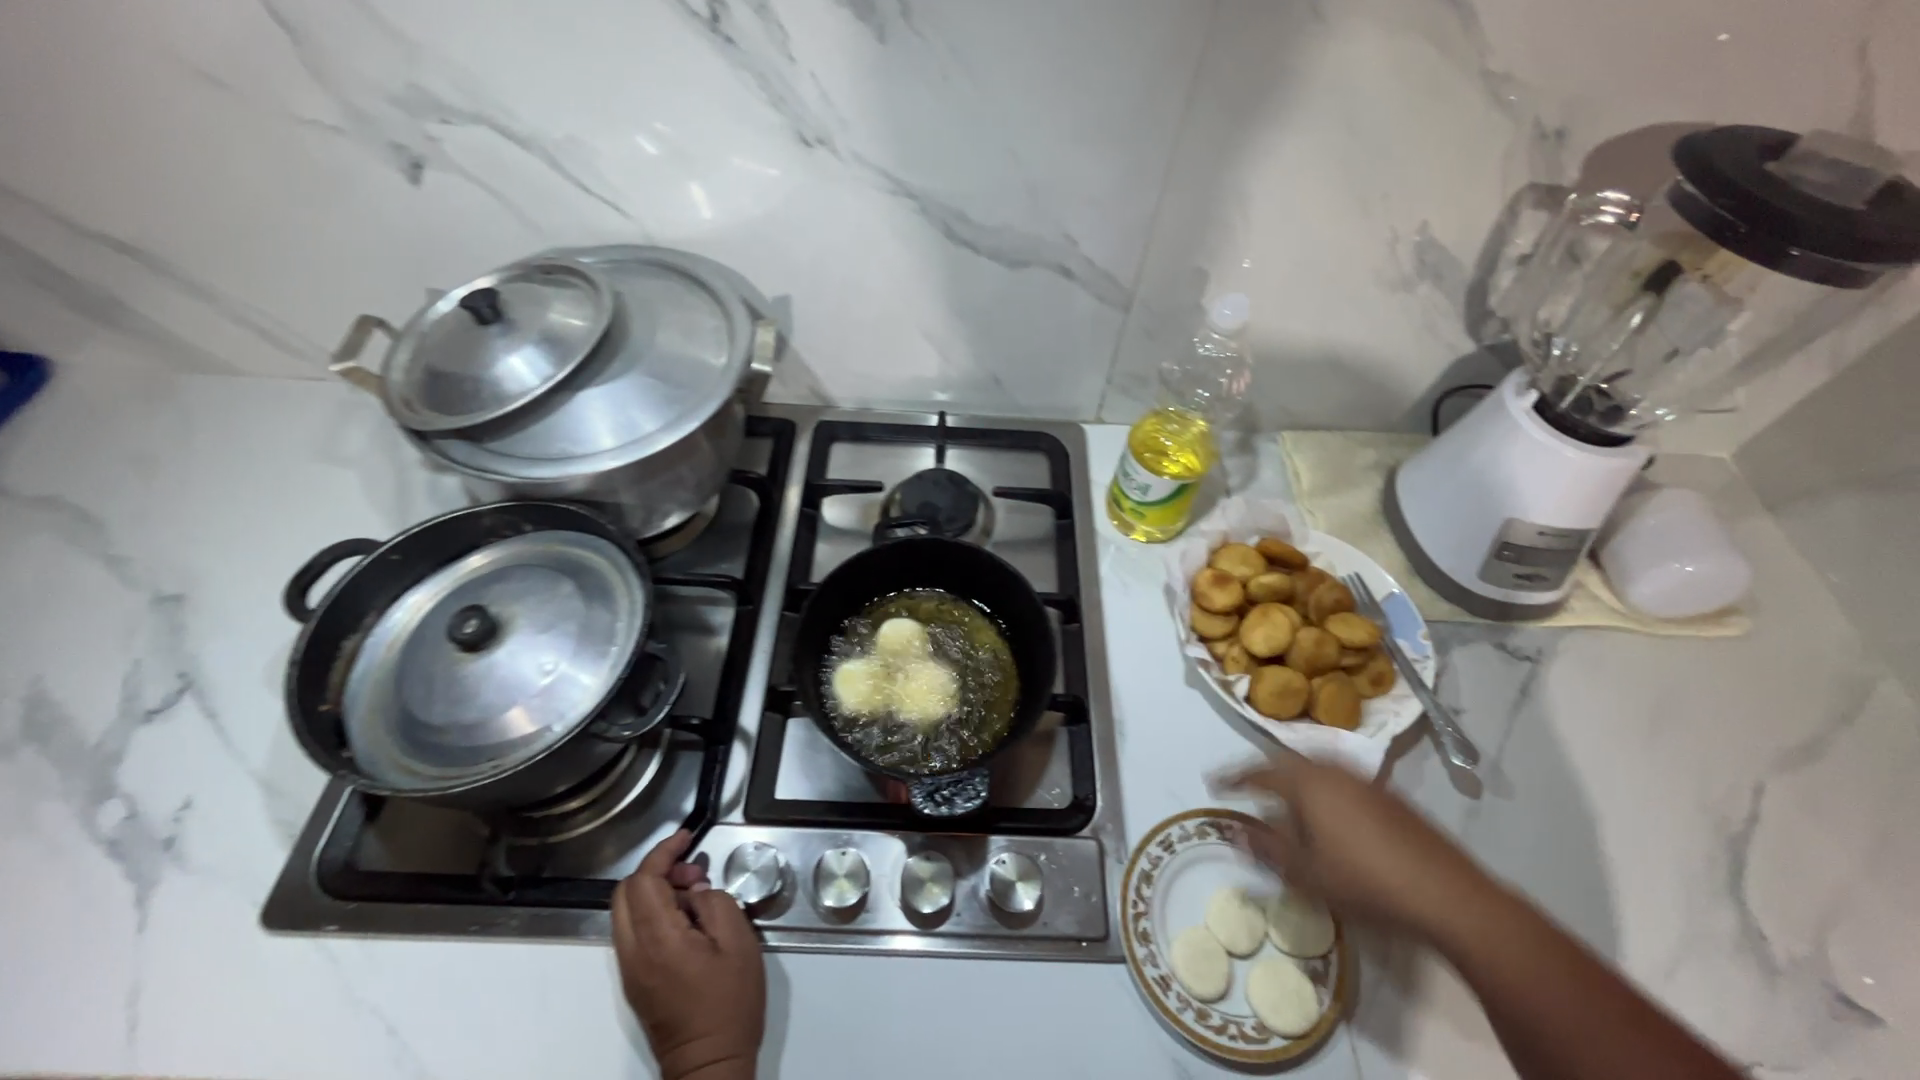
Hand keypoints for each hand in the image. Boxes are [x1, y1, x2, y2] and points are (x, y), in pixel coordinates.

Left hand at [612, 830, 764, 1079]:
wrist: (710, 1063)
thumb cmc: (730, 1004)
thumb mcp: (739, 943)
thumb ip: (716, 903)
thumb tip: (696, 892)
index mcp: (658, 939)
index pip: (644, 880)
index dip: (663, 852)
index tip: (687, 838)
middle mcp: (633, 951)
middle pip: (626, 892)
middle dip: (658, 871)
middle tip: (695, 873)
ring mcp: (629, 969)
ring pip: (626, 912)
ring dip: (655, 892)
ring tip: (695, 897)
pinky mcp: (634, 981)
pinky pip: (633, 932)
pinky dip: (653, 913)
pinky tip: (686, 921)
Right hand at [1216, 752, 1496, 939]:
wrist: (1448, 896)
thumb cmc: (1366, 883)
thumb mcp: (1305, 873)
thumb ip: (1266, 848)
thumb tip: (1232, 830)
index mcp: (1309, 784)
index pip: (1261, 771)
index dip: (1234, 777)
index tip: (1213, 783)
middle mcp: (1336, 772)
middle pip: (1292, 762)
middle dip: (1266, 772)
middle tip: (1248, 786)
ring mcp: (1368, 783)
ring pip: (1321, 768)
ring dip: (1297, 779)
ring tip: (1285, 800)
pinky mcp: (1393, 799)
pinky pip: (1344, 781)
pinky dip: (1324, 789)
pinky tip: (1328, 816)